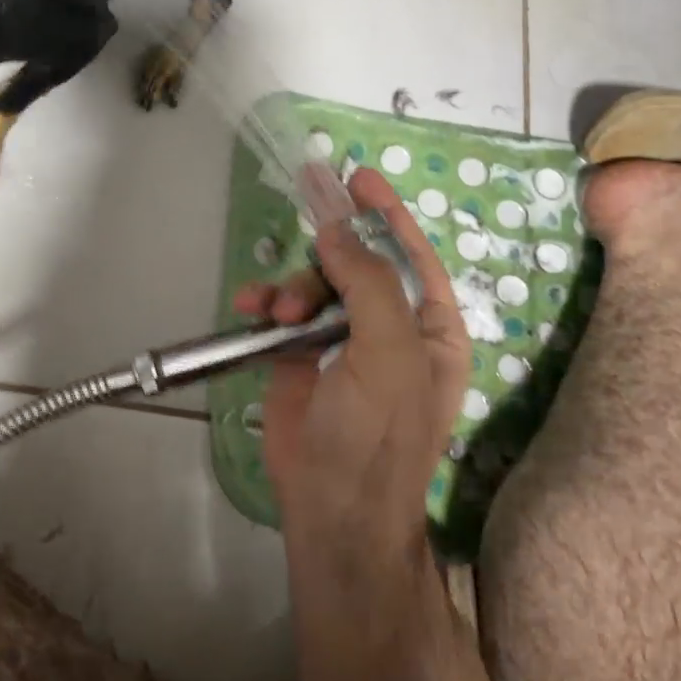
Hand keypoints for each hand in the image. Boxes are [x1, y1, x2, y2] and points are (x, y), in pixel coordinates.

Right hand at [232, 168, 469, 544]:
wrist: (331, 504)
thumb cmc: (377, 431)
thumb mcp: (387, 353)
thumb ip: (368, 283)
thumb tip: (335, 229)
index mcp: (429, 329)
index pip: (412, 256)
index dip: (387, 214)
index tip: (358, 176)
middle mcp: (388, 330)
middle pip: (355, 265)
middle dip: (326, 255)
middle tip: (306, 227)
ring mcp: (341, 344)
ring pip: (313, 286)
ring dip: (291, 287)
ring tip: (276, 309)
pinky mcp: (299, 358)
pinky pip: (281, 313)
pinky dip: (264, 305)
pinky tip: (250, 306)